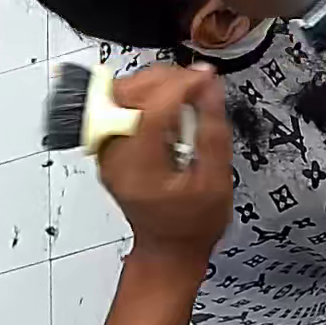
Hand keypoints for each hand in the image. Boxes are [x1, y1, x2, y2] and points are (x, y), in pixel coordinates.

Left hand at [99, 63, 232, 270]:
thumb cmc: (192, 223)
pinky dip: (148, 95)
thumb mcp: (217, 178)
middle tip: (196, 82)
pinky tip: (172, 103)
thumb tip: (210, 87)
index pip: (151, 111)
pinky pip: (123, 106)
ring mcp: (109, 151)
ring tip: (186, 92)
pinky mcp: (112, 145)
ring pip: (119, 94)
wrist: (170, 247)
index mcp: (140, 170)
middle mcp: (114, 157)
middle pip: (126, 96)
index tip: (206, 77)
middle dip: (164, 79)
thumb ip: (213, 130)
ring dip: (155, 84)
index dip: (181, 86)